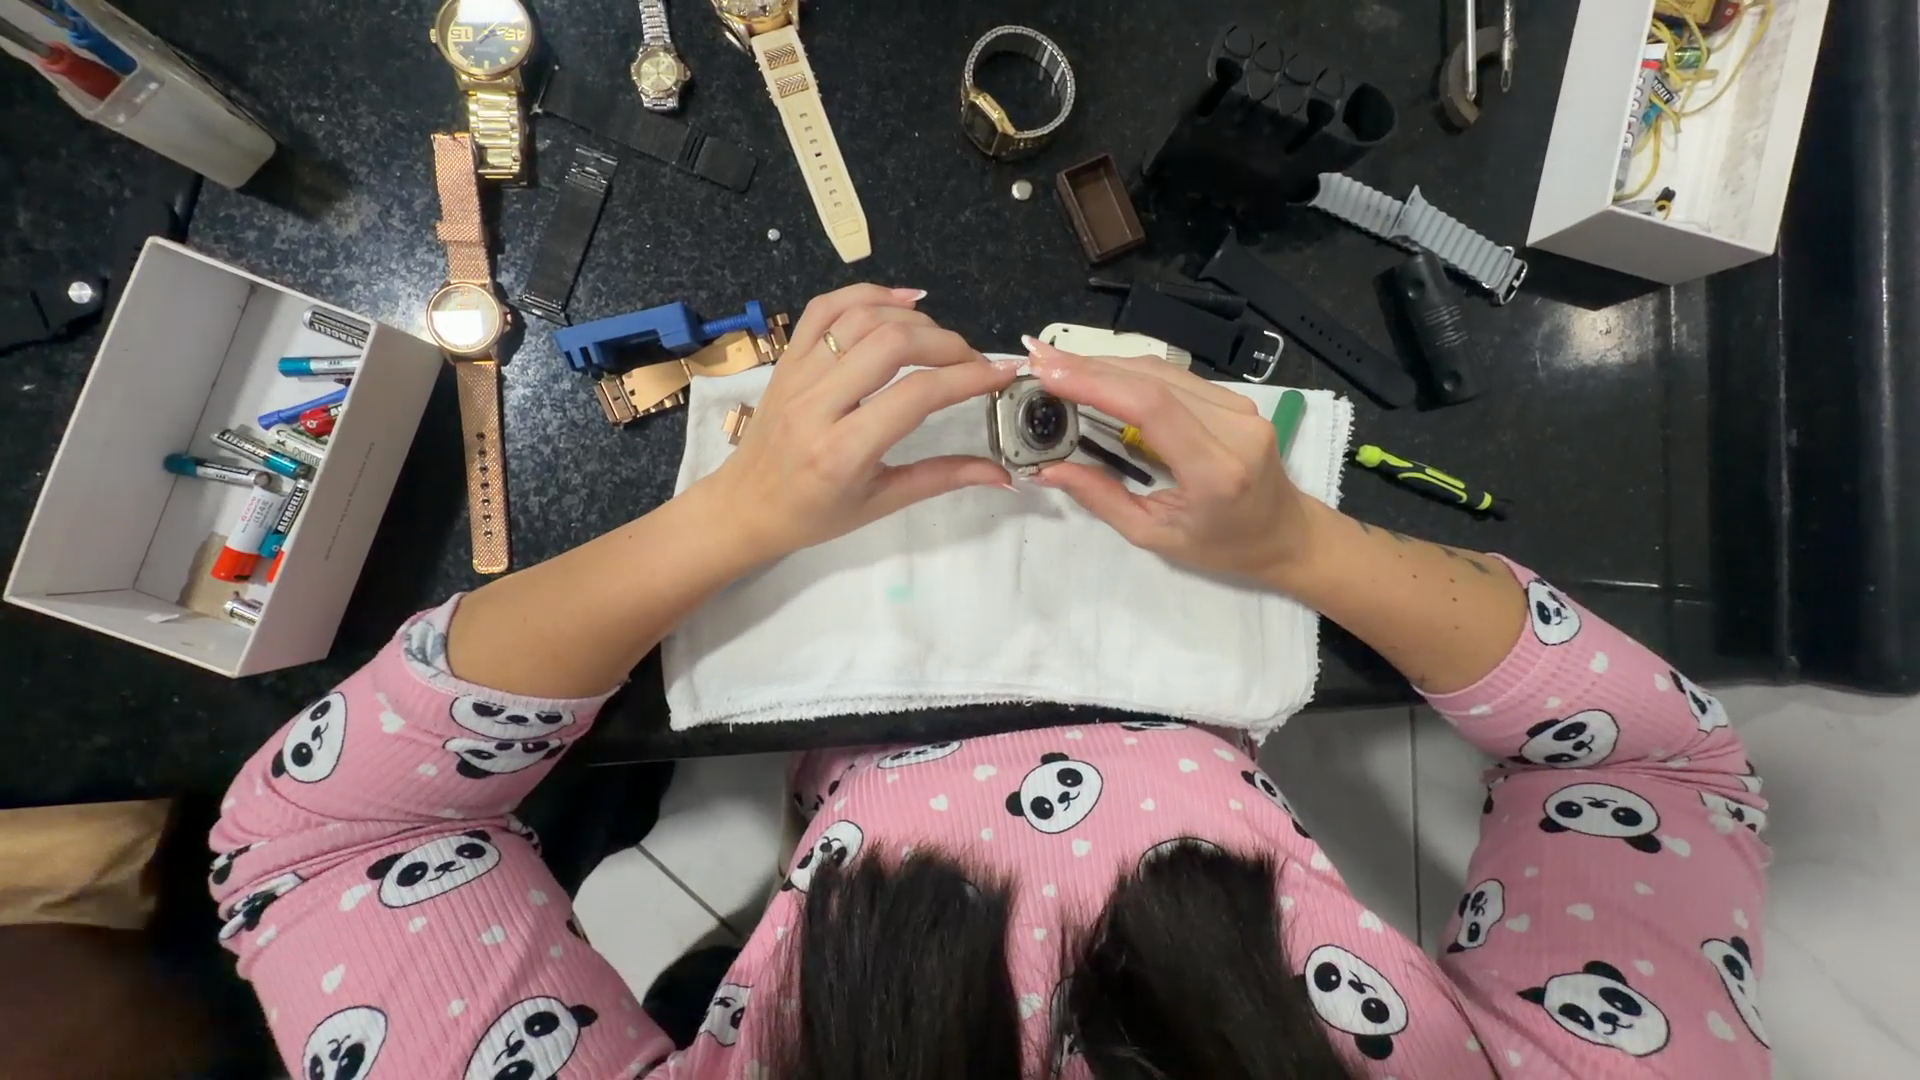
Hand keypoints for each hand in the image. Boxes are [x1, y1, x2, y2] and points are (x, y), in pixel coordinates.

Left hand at [696, 284, 1017, 561]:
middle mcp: (816, 405)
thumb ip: (942, 479)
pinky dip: (868, 294)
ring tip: (942, 339)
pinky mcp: (786, 359)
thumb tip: (1002, 474)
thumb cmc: (813, 515)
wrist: (745, 506)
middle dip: (946, 343)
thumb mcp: (880, 503)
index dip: (967, 378)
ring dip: (913, 319)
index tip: (1001, 373)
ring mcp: (796, 376)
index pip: (916, 396)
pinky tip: (903, 302)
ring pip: (860, 319)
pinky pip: (825, 308)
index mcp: (842, 451)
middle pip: (890, 344)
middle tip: (973, 360)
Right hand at [1024, 339, 1314, 582]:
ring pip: (1162, 370)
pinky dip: (1129, 372)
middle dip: (1089, 366)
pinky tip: (1095, 372)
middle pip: (1153, 380)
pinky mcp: (1235, 400)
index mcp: (1215, 470)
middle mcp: (1233, 429)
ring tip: (1056, 364)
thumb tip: (1047, 470)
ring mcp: (1240, 408)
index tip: (1048, 373)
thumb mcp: (1155, 535)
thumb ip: (1101, 498)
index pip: (1151, 408)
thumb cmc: (1221, 546)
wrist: (1285, 533)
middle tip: (1037, 360)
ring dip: (1104, 364)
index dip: (1096, 383)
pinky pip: (1175, 377)